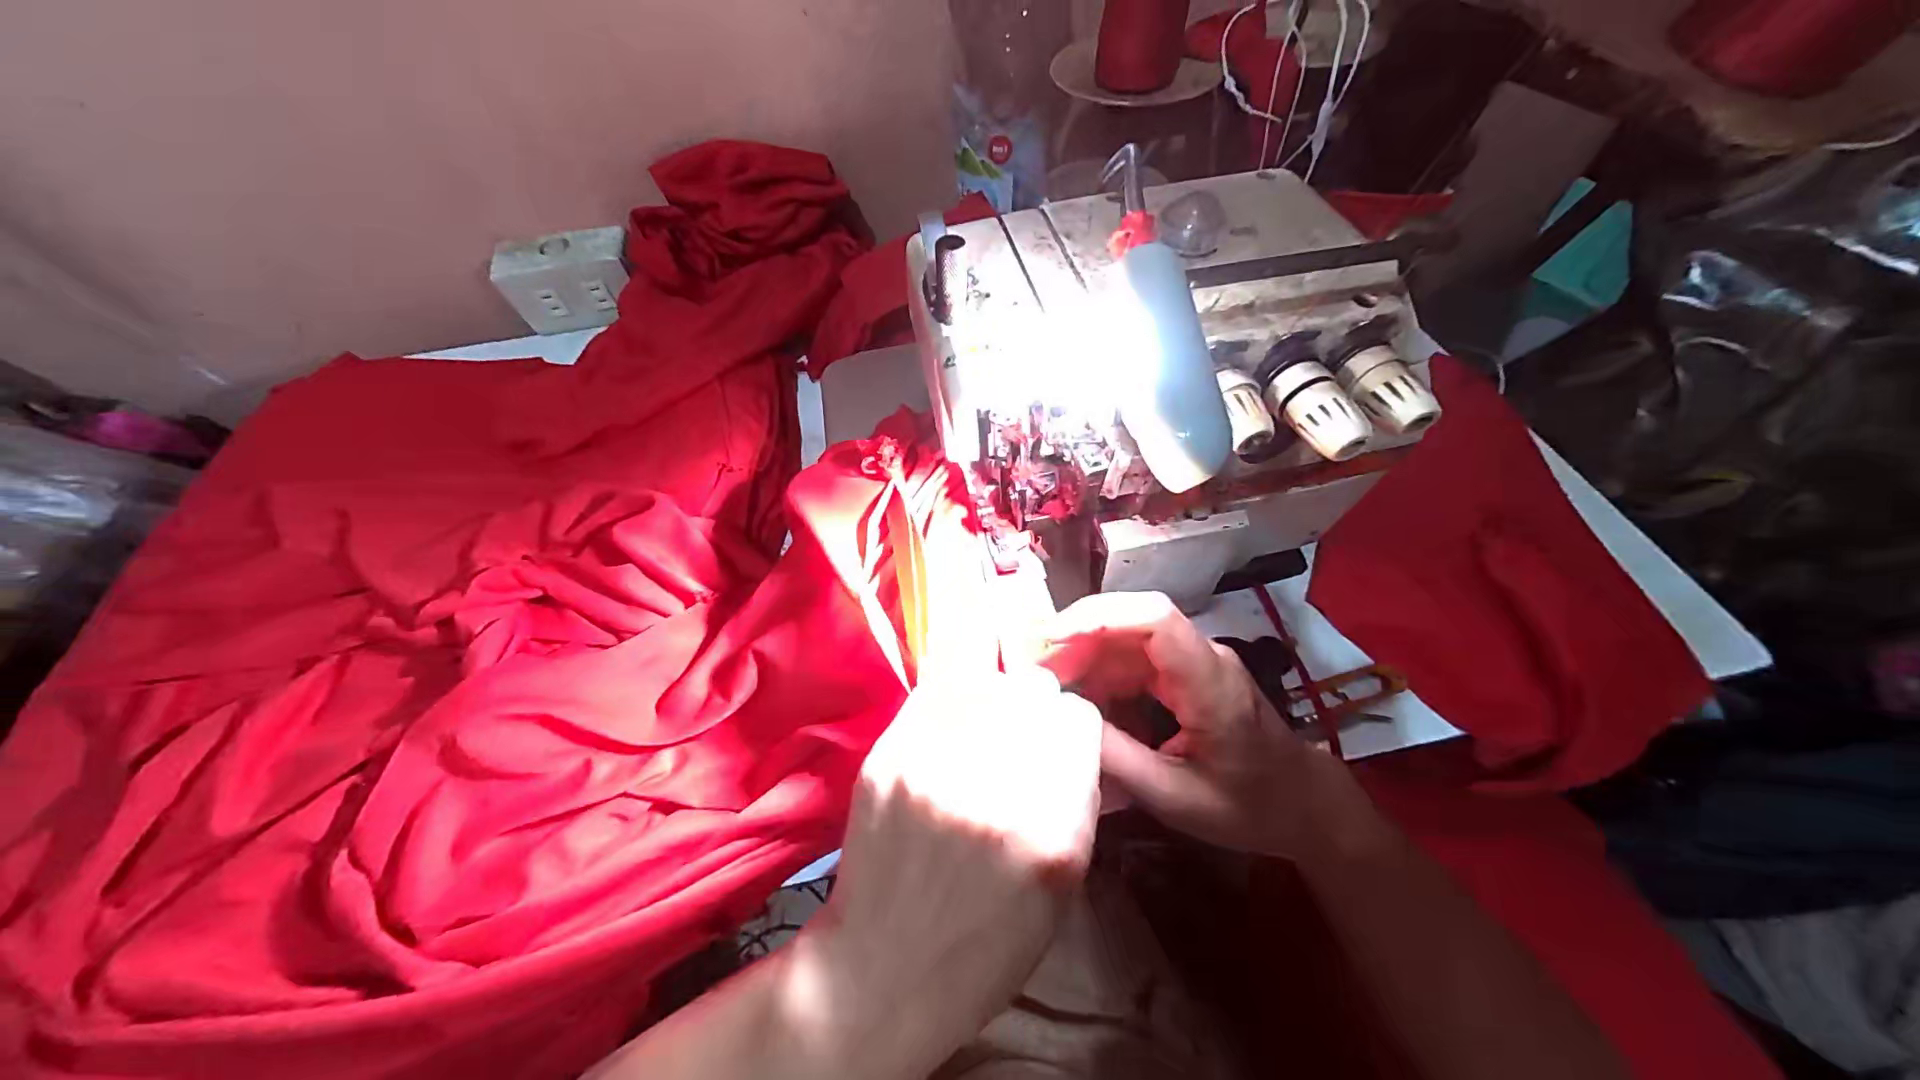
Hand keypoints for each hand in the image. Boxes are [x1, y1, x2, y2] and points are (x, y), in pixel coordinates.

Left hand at [794, 667, 1103, 1076]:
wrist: (884, 966)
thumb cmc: (987, 944)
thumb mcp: (1063, 884)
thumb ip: (1077, 799)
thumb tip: (1076, 741)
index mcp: (1048, 825)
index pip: (1078, 717)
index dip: (1072, 731)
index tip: (1060, 746)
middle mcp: (993, 781)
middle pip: (1032, 686)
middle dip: (1036, 706)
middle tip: (1019, 735)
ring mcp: (932, 759)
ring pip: (983, 672)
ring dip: (993, 691)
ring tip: (984, 719)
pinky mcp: (889, 751)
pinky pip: (934, 686)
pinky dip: (951, 691)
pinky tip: (952, 715)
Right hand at [1032, 592, 1385, 862]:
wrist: (1303, 805)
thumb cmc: (1250, 805)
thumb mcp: (1176, 797)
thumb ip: (1117, 758)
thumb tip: (1060, 720)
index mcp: (1209, 681)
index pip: (1154, 619)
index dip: (1097, 617)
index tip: (1050, 638)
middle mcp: (1200, 657)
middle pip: (1129, 623)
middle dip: (1074, 639)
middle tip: (1030, 671)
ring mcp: (1191, 662)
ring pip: (1124, 639)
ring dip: (1081, 657)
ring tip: (1045, 687)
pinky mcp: (1181, 674)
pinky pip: (1131, 661)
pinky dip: (1098, 676)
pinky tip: (1077, 701)